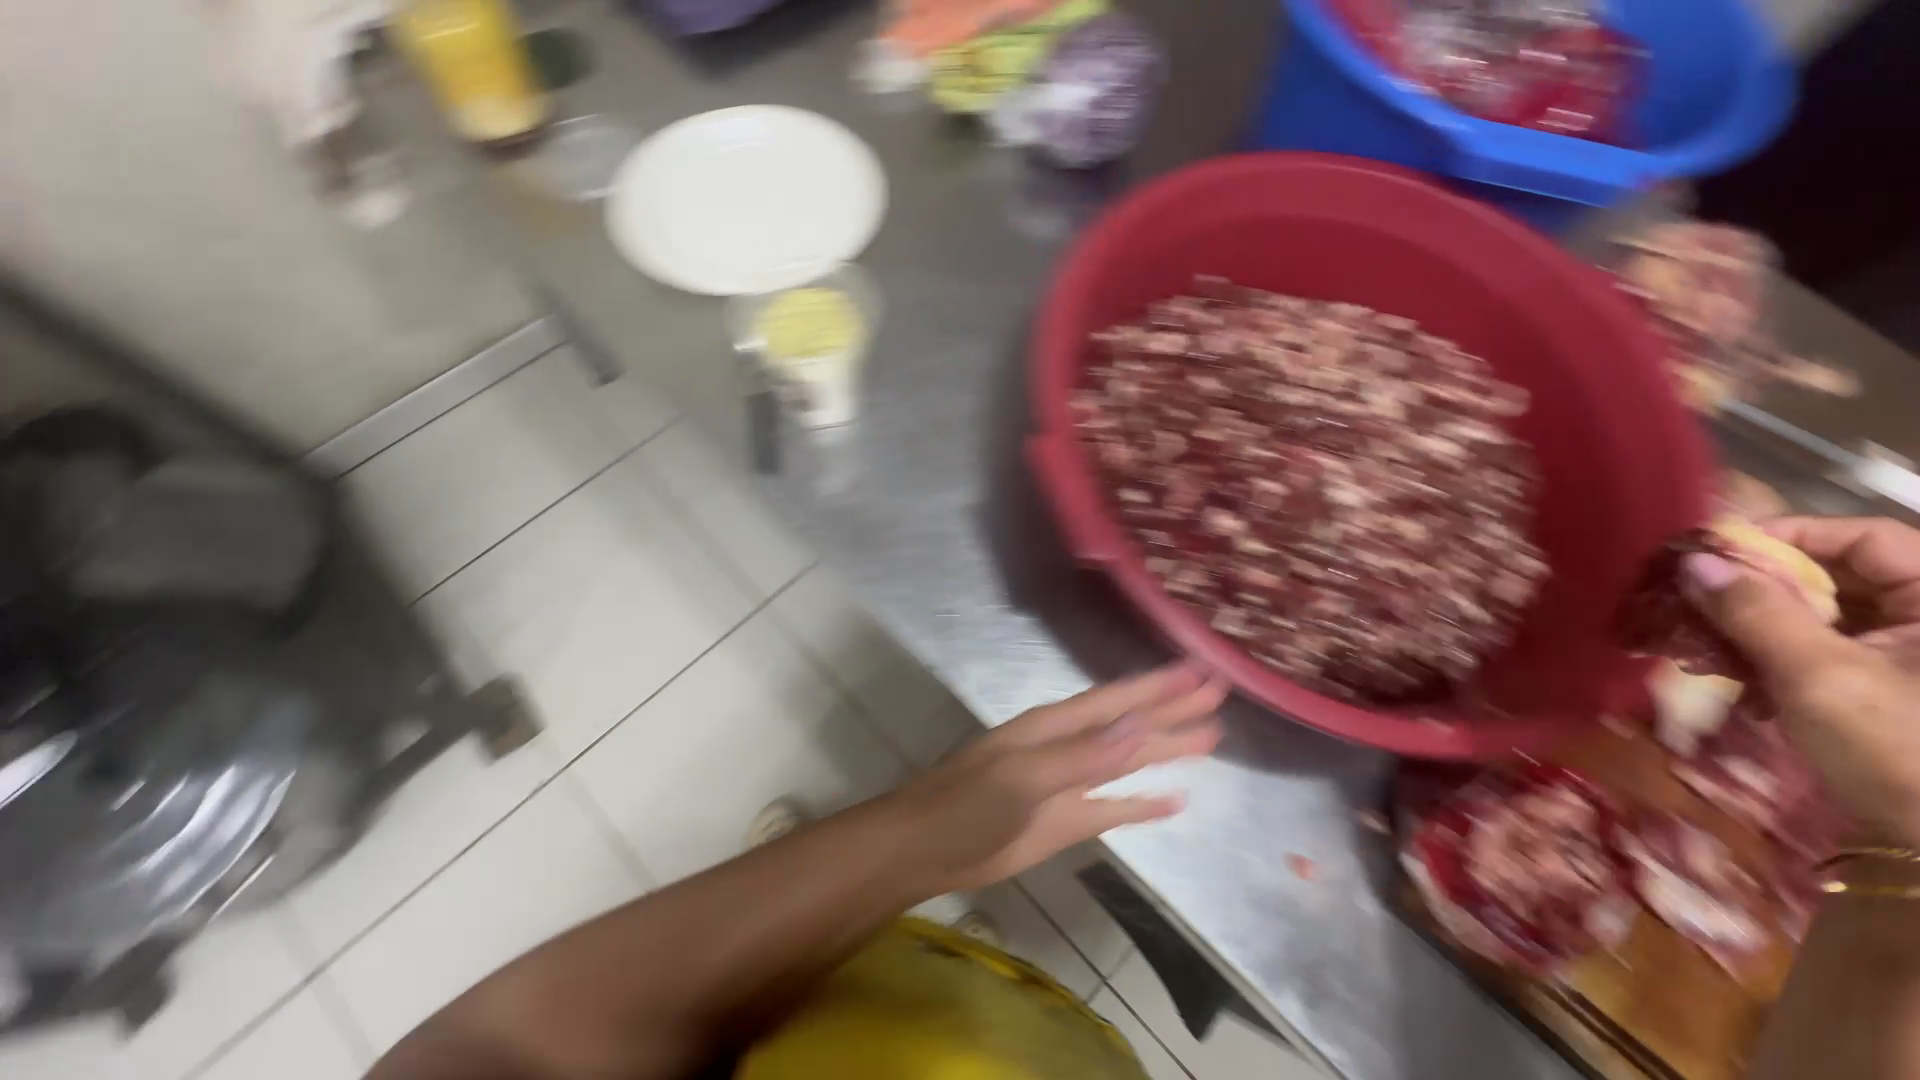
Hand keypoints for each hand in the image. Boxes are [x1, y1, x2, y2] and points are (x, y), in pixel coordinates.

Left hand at [886, 663, 1227, 895]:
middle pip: (1129, 725)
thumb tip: (1142, 725)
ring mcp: (1067, 784)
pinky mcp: (1065, 821)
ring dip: (1165, 751)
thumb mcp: (1024, 776)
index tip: (1202, 673)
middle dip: (1172, 711)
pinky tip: (1175, 801)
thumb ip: (1084, 755)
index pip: (1116, 700)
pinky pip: (1112, 807)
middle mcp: (1066, 748)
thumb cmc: (968, 803)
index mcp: (1052, 726)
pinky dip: (1142, 805)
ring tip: (1211, 739)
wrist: (926, 849)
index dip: (1159, 687)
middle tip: (1220, 697)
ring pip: (1126, 762)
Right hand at [1684, 517, 1919, 845]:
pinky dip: (1778, 656)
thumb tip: (1693, 560)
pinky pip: (1827, 651)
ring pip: (1827, 614)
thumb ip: (1755, 611)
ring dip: (1760, 624)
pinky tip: (1742, 680)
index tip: (1720, 555)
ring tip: (1708, 644)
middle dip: (1764, 586)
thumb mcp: (1817, 675)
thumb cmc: (1898, 748)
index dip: (1791, 536)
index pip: (1865, 536)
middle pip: (1840, 575)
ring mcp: (1912, 659)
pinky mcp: (1892, 691)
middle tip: (1699, 599)